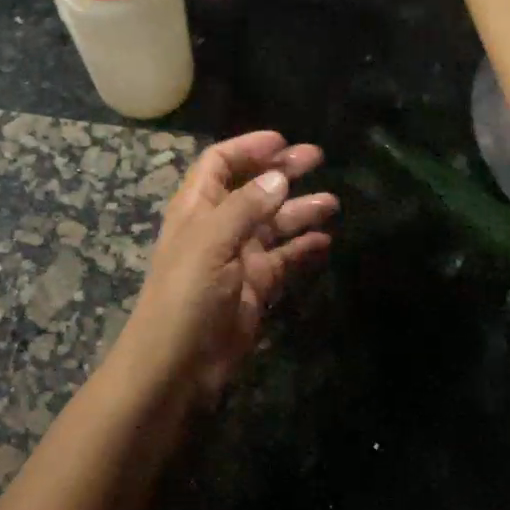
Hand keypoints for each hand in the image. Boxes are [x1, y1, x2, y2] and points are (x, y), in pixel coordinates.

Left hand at [118, 131, 336, 400]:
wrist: (176, 368)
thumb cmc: (185, 296)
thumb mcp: (210, 242)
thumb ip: (245, 207)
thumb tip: (277, 176)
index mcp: (197, 208)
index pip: (220, 163)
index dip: (248, 148)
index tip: (283, 141)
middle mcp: (218, 227)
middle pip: (253, 189)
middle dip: (282, 172)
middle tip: (318, 159)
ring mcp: (238, 259)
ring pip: (273, 225)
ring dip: (300, 211)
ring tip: (333, 204)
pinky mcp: (255, 290)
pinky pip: (283, 261)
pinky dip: (303, 250)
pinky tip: (326, 242)